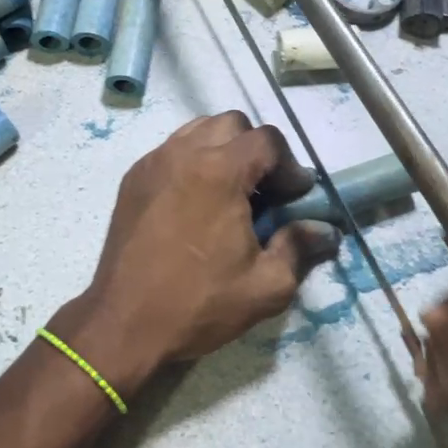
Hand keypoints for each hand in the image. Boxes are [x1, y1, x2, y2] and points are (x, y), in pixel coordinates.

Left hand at [50, 112, 337, 385]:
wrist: (124, 322)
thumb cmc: (198, 303)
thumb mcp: (266, 286)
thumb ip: (299, 248)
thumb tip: (324, 230)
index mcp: (218, 171)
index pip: (267, 140)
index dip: (289, 166)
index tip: (296, 198)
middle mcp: (183, 153)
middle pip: (232, 124)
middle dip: (256, 150)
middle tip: (265, 191)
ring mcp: (153, 162)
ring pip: (198, 130)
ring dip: (223, 150)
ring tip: (231, 193)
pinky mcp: (133, 178)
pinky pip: (172, 150)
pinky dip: (193, 161)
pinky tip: (197, 202)